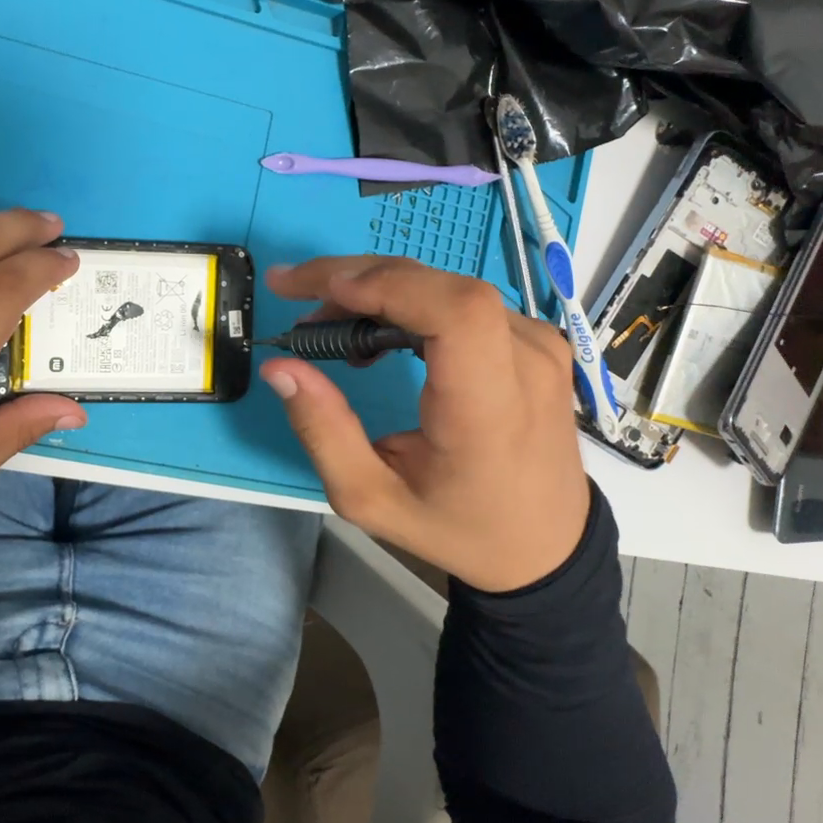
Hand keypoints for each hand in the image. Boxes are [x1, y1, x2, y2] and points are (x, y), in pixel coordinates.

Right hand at [259, 258, 589, 592]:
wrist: (544, 544)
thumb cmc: (456, 526)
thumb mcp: (371, 499)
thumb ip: (323, 432)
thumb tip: (279, 368)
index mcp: (490, 408)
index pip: (456, 312)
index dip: (388, 286)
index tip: (323, 294)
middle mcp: (526, 362)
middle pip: (440, 287)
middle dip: (356, 278)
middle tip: (293, 294)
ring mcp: (536, 345)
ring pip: (444, 286)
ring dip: (375, 289)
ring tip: (324, 322)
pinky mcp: (532, 340)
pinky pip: (458, 300)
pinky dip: (404, 302)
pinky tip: (370, 330)